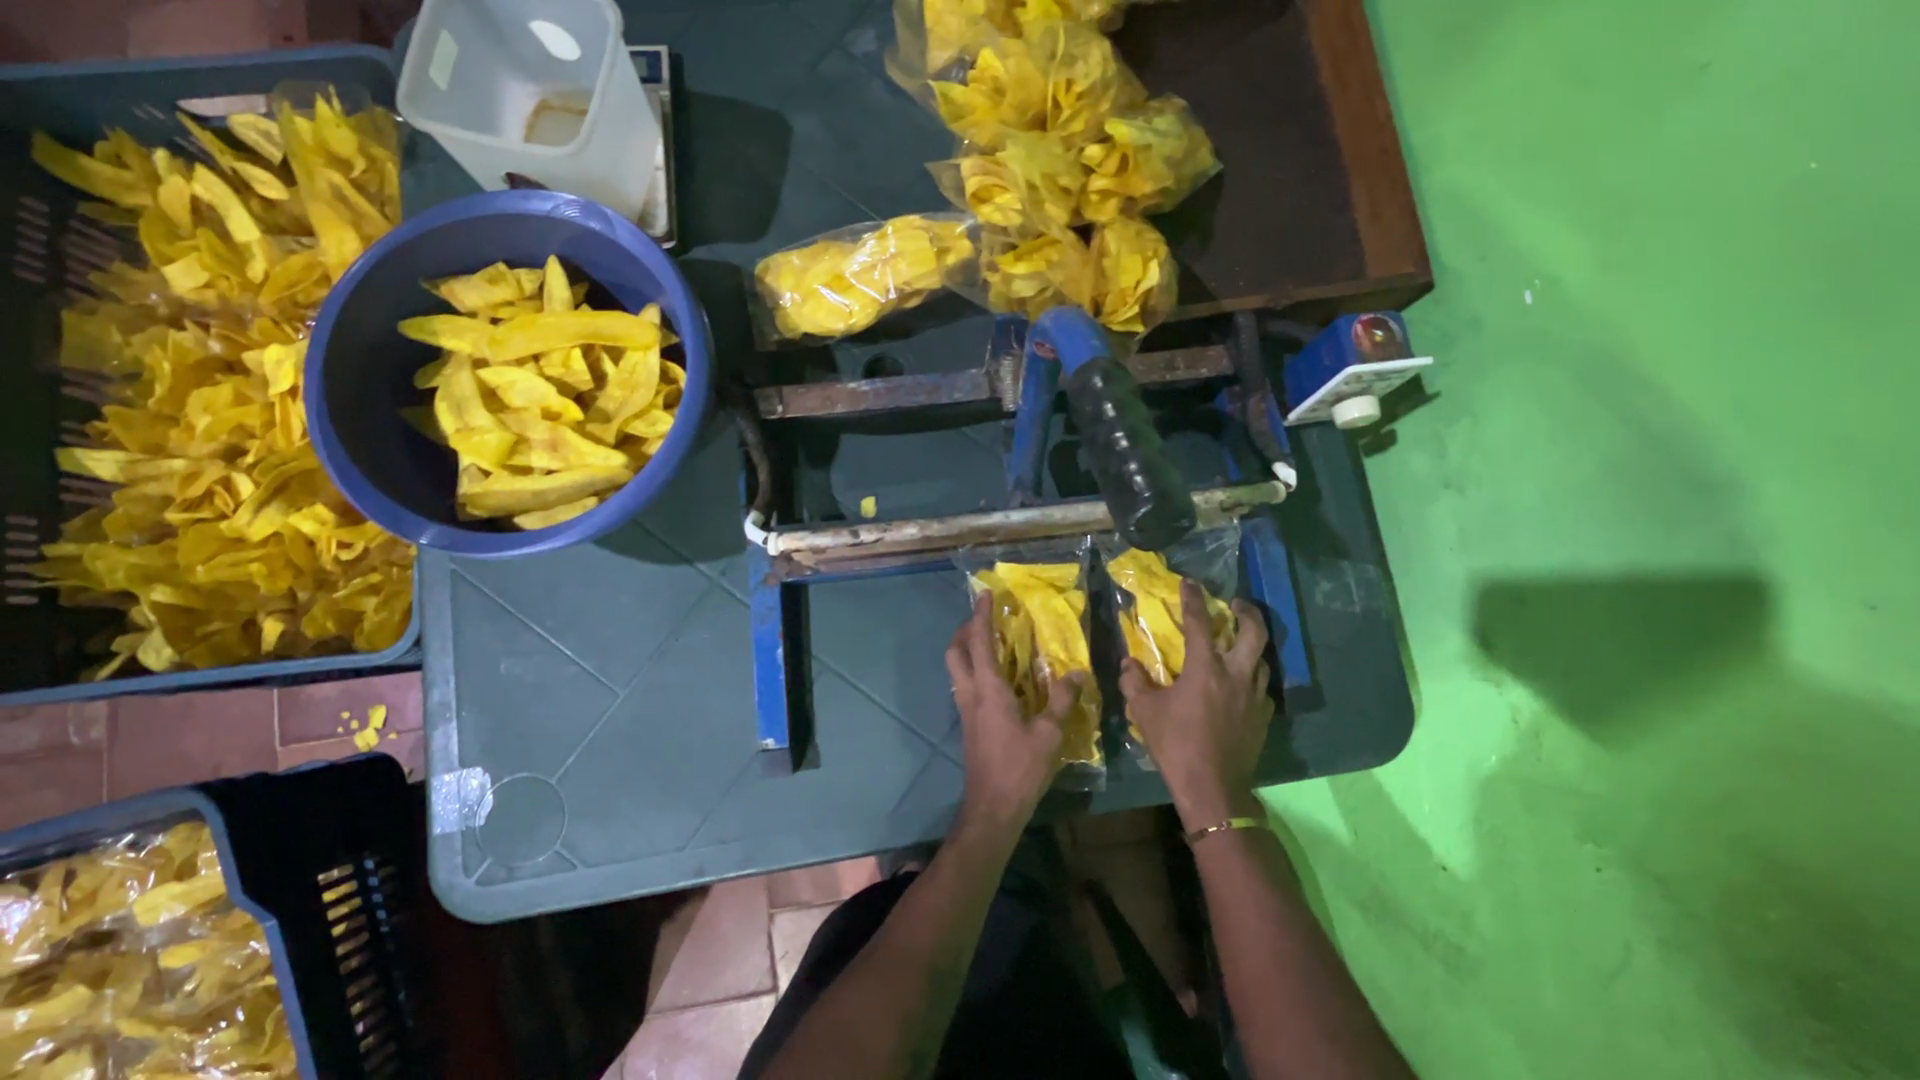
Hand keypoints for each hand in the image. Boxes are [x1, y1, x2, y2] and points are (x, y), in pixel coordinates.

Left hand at [946, 594, 1074, 834]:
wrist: (992, 807)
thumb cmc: (1020, 768)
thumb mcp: (1050, 733)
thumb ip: (1062, 701)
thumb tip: (1076, 673)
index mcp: (988, 689)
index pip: (980, 642)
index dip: (981, 615)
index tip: (986, 594)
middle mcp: (970, 694)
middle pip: (955, 651)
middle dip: (966, 630)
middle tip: (986, 619)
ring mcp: (966, 710)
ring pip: (957, 669)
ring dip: (968, 650)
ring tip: (993, 643)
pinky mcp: (969, 724)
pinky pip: (965, 685)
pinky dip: (975, 670)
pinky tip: (999, 678)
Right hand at [1119, 580, 1272, 829]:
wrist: (1212, 786)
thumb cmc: (1175, 744)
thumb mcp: (1145, 712)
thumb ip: (1135, 683)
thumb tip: (1129, 664)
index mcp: (1206, 668)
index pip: (1199, 623)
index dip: (1193, 600)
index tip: (1190, 583)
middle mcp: (1237, 674)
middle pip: (1253, 631)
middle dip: (1247, 612)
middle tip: (1235, 605)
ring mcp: (1255, 696)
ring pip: (1263, 659)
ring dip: (1252, 645)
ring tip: (1240, 643)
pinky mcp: (1264, 717)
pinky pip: (1262, 688)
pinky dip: (1253, 678)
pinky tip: (1242, 685)